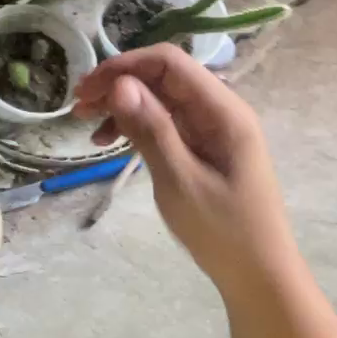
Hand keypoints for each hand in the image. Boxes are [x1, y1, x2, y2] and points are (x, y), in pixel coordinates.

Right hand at [72, 44, 298, 291]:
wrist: (258, 274)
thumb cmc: (223, 230)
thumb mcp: (179, 180)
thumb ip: (151, 128)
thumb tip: (119, 84)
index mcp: (222, 112)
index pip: (169, 63)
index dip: (124, 66)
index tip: (86, 89)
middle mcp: (218, 111)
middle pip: (161, 77)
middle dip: (116, 84)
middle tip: (77, 108)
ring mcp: (210, 129)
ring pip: (158, 98)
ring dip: (120, 105)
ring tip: (86, 125)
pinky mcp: (201, 147)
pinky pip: (162, 122)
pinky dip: (133, 125)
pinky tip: (107, 143)